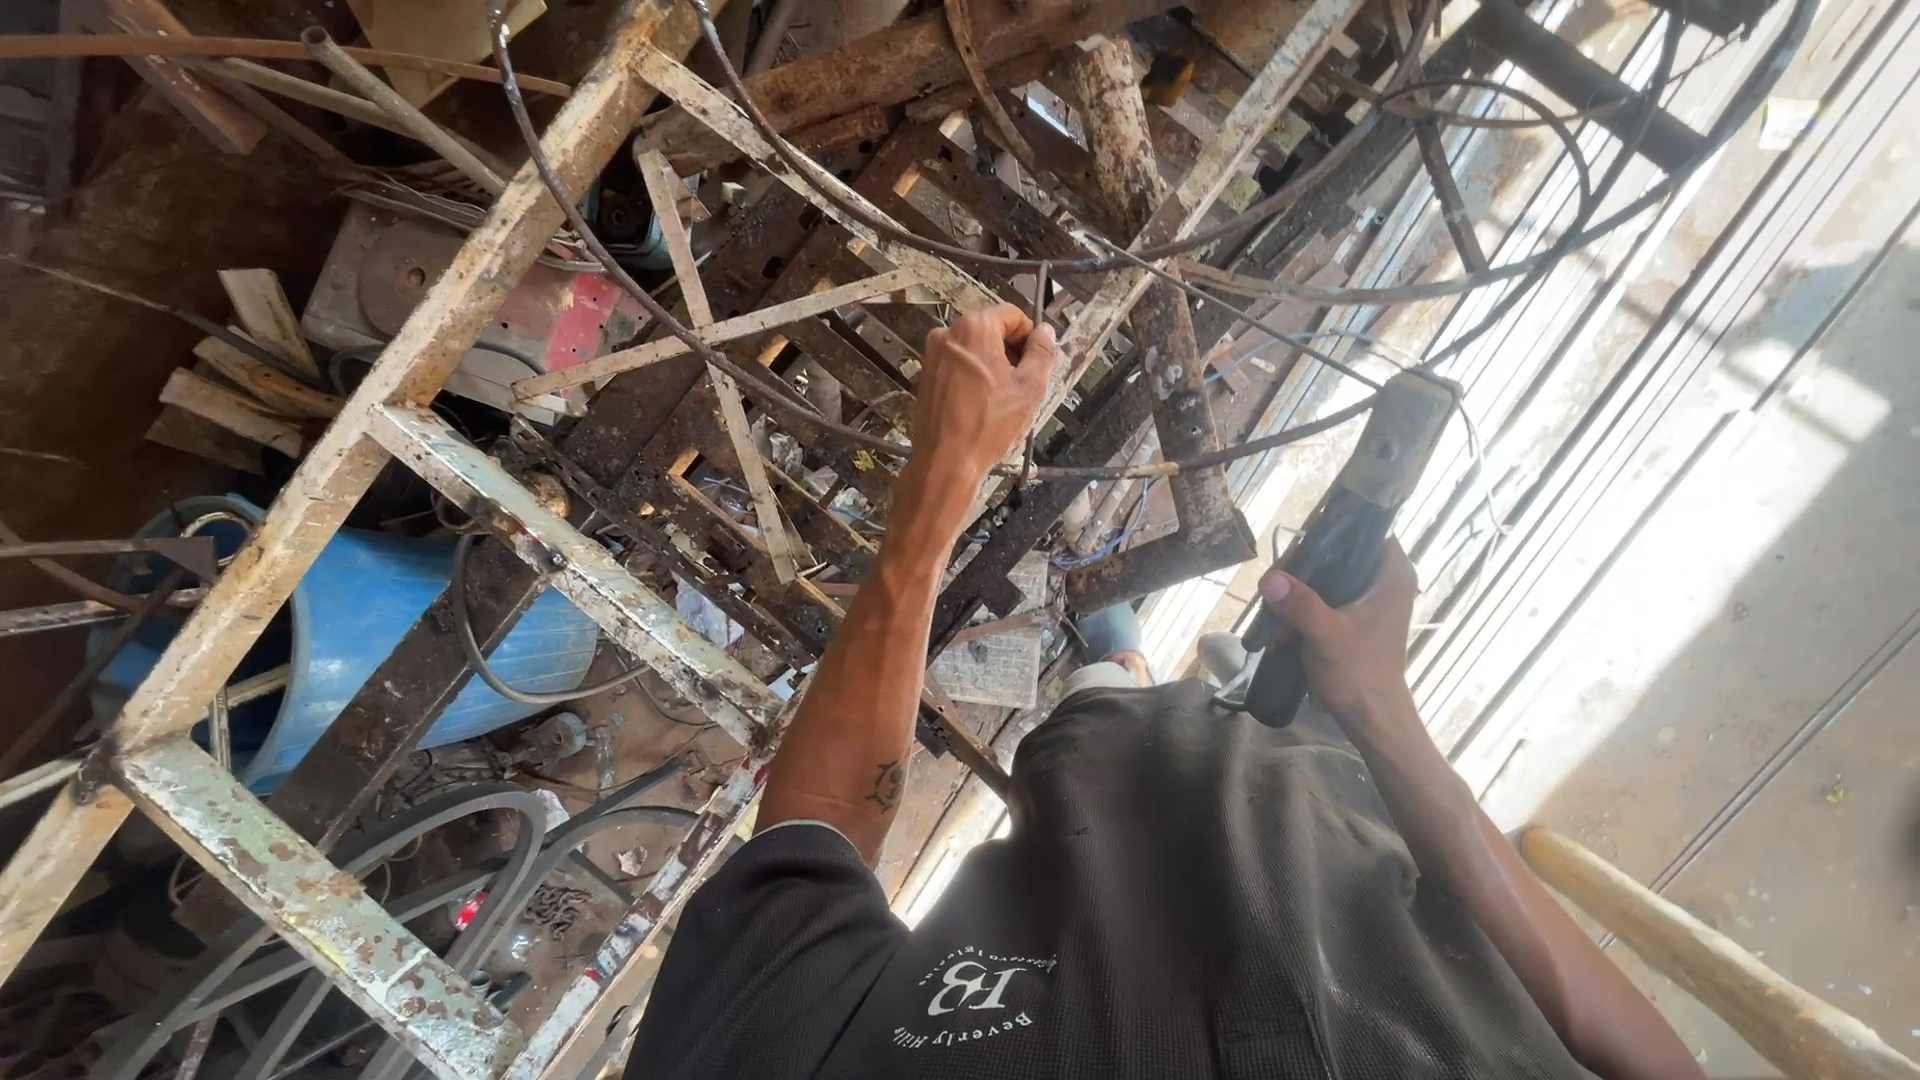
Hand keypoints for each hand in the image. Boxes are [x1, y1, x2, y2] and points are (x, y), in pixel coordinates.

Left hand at [911, 304, 1056, 484]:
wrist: (946, 462)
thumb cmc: (989, 425)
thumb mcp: (1030, 387)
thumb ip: (1042, 352)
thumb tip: (1045, 333)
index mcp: (974, 328)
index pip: (1012, 315)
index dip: (1030, 337)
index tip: (1038, 361)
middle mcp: (948, 334)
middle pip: (992, 331)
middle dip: (1012, 353)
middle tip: (1024, 385)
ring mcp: (933, 357)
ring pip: (975, 351)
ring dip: (994, 368)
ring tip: (1004, 401)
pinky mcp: (927, 378)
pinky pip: (959, 368)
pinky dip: (974, 380)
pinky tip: (983, 407)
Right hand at [1258, 538, 1419, 732]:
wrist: (1370, 717)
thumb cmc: (1359, 674)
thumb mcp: (1326, 636)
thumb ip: (1300, 604)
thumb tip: (1269, 578)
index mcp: (1392, 575)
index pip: (1365, 529)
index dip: (1333, 528)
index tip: (1301, 542)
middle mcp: (1383, 581)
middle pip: (1338, 551)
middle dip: (1304, 565)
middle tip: (1279, 581)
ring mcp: (1367, 600)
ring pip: (1326, 574)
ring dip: (1299, 588)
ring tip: (1277, 607)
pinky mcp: (1352, 618)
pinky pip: (1322, 597)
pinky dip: (1302, 605)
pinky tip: (1283, 622)